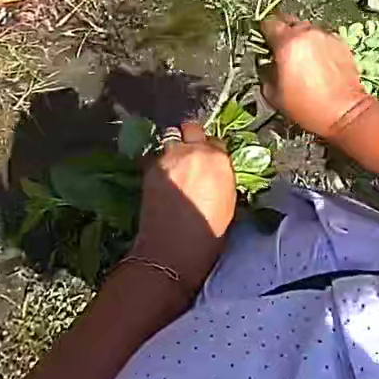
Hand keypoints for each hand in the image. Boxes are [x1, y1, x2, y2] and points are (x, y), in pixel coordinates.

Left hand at [129, 122, 234, 290]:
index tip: (211, 160)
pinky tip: (164, 177)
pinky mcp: (150, 167)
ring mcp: (169, 157)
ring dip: (175, 147)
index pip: (217, 141)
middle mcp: (193, 151)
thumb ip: (222, 177)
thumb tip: (217, 171)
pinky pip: (158, 156)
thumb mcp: (228, 203)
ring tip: (176, 164)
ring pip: (171, 139)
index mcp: (218, 160)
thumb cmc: (207, 235)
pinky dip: (162, 162)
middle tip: (192, 153)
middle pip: (192, 129)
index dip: (213, 151)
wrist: (171, 249)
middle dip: (192, 137)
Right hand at [259, 15, 374, 138]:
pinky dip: (316, 45)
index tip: (262, 39)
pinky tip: (315, 62)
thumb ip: (266, 72)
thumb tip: (267, 66)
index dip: (262, 31)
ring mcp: (326, 37)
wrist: (344, 113)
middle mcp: (307, 35)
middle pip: (289, 21)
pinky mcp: (341, 44)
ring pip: (306, 29)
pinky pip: (322, 38)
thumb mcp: (274, 93)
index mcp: (287, 43)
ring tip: (299, 58)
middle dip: (282, 32)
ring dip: (300, 39)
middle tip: (279, 49)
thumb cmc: (310, 106)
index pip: (268, 23)